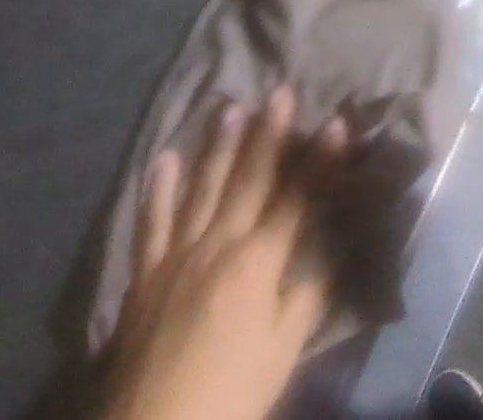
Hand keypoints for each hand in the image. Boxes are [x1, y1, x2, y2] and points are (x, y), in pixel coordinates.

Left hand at [105, 86, 345, 419]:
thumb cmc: (231, 393)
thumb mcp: (281, 352)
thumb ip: (305, 299)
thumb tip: (329, 256)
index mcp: (258, 264)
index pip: (297, 200)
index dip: (320, 161)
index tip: (336, 123)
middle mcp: (218, 245)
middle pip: (249, 181)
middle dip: (269, 135)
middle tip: (280, 93)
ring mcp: (177, 255)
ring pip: (202, 189)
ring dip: (219, 148)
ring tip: (230, 109)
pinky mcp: (145, 274)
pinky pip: (152, 222)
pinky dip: (159, 189)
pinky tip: (165, 159)